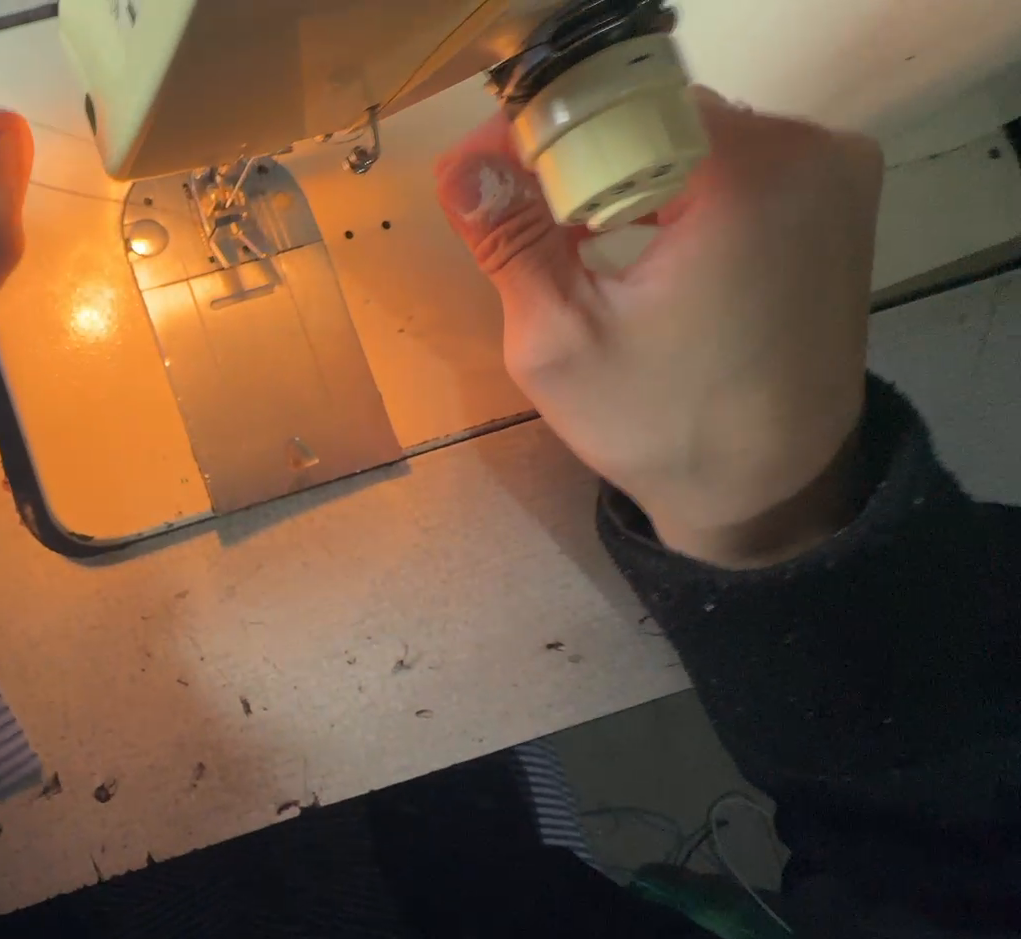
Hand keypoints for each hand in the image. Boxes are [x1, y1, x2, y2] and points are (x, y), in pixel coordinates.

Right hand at [435, 91, 883, 567]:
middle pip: (653, 115)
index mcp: (746, 177)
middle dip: (565, 157)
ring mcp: (830, 174)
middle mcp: (809, 150)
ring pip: (685, 139)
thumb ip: (510, 242)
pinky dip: (656, 191)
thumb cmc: (652, 420)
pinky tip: (611, 240)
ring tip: (545, 235)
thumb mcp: (558, 336)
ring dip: (606, 176)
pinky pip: (723, 167)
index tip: (471, 175)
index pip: (615, 106)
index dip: (531, 134)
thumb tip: (459, 170)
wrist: (763, 480)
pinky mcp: (828, 203)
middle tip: (497, 211)